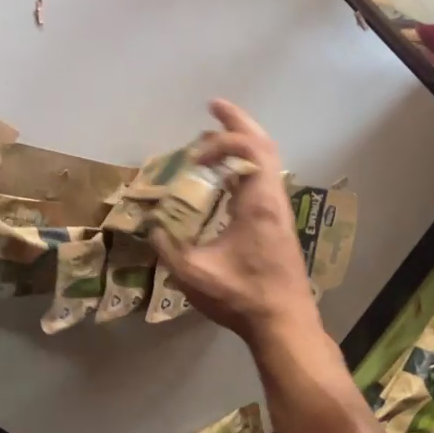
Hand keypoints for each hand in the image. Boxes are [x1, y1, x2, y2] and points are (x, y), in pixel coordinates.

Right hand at [150, 100, 318, 341]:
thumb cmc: (241, 297)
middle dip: (238, 124)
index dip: (221, 141)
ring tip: (213, 141)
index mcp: (258, 204)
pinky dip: (243, 166)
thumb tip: (150, 225)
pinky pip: (263, 181)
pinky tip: (223, 179)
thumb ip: (167, 245)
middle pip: (264, 147)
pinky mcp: (277, 226)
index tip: (194, 154)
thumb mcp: (192, 273)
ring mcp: (278, 213)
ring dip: (241, 146)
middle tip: (213, 107)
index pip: (250, 150)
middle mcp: (273, 201)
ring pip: (267, 163)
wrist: (284, 325)